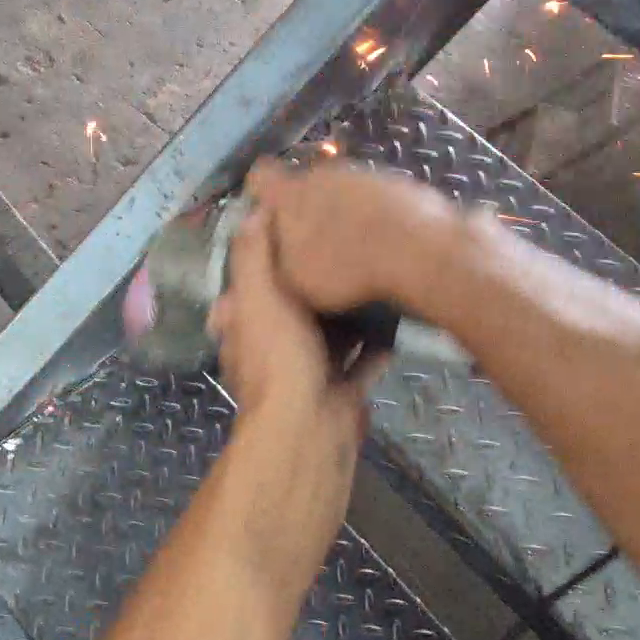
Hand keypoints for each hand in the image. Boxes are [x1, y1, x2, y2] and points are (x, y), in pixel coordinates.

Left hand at [210, 206, 371, 443]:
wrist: (308, 427)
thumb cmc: (278, 356)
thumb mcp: (258, 295)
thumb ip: (254, 256)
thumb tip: (254, 212)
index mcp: (243, 329)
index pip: (248, 289)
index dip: (265, 262)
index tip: (295, 234)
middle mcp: (269, 352)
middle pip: (291, 313)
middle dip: (313, 288)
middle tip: (346, 253)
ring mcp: (304, 376)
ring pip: (327, 338)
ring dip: (347, 318)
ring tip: (375, 282)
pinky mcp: (338, 394)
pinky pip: (359, 366)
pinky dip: (374, 350)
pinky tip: (395, 326)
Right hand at [245, 159, 470, 319]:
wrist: (419, 251)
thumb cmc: (343, 268)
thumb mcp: (291, 280)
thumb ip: (269, 260)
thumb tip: (259, 251)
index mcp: (288, 195)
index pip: (259, 176)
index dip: (257, 192)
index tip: (263, 213)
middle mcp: (322, 174)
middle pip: (302, 185)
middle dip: (302, 209)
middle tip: (309, 245)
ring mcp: (362, 175)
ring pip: (339, 191)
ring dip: (339, 213)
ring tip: (350, 249)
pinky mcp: (397, 182)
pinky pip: (372, 199)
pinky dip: (371, 217)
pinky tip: (381, 246)